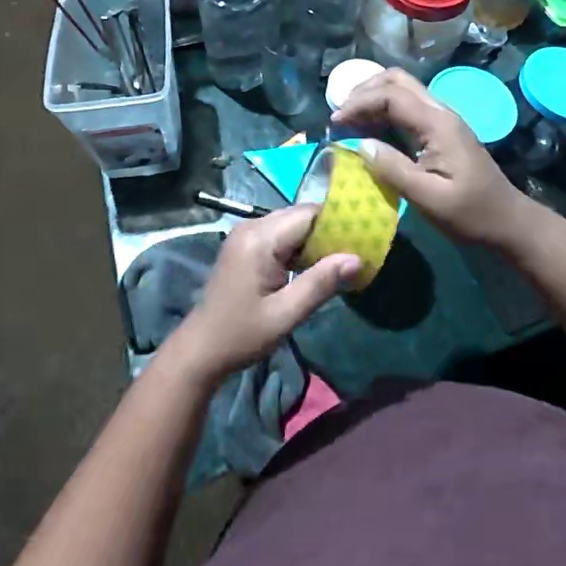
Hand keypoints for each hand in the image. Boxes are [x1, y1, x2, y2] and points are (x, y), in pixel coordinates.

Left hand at [163, 205, 361, 382]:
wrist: (201, 350)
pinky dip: (302, 248)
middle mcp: (252, 227)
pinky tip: (317, 267)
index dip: (339, 223)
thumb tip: (357, 259)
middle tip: (358, 253)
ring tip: (343, 261)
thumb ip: (321, 283)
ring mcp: (247, 235)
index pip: (309, 214)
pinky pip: (282, 236)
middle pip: (302, 216)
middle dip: (330, 232)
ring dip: (317, 241)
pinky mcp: (247, 246)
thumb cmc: (242, 334)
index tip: (365, 239)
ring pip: (293, 225)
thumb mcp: (286, 314)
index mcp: (260, 239)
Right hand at [331, 68, 529, 247]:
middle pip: (397, 80)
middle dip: (364, 91)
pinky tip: (369, 131)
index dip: (359, 103)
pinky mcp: (441, 131)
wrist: (507, 222)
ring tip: (348, 121)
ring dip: (373, 98)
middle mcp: (441, 112)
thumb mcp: (428, 198)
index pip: (391, 96)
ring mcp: (442, 120)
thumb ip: (392, 169)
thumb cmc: (470, 214)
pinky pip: (408, 108)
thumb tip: (360, 145)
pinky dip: (384, 111)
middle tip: (340, 115)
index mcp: (438, 124)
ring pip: (403, 90)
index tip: (335, 123)